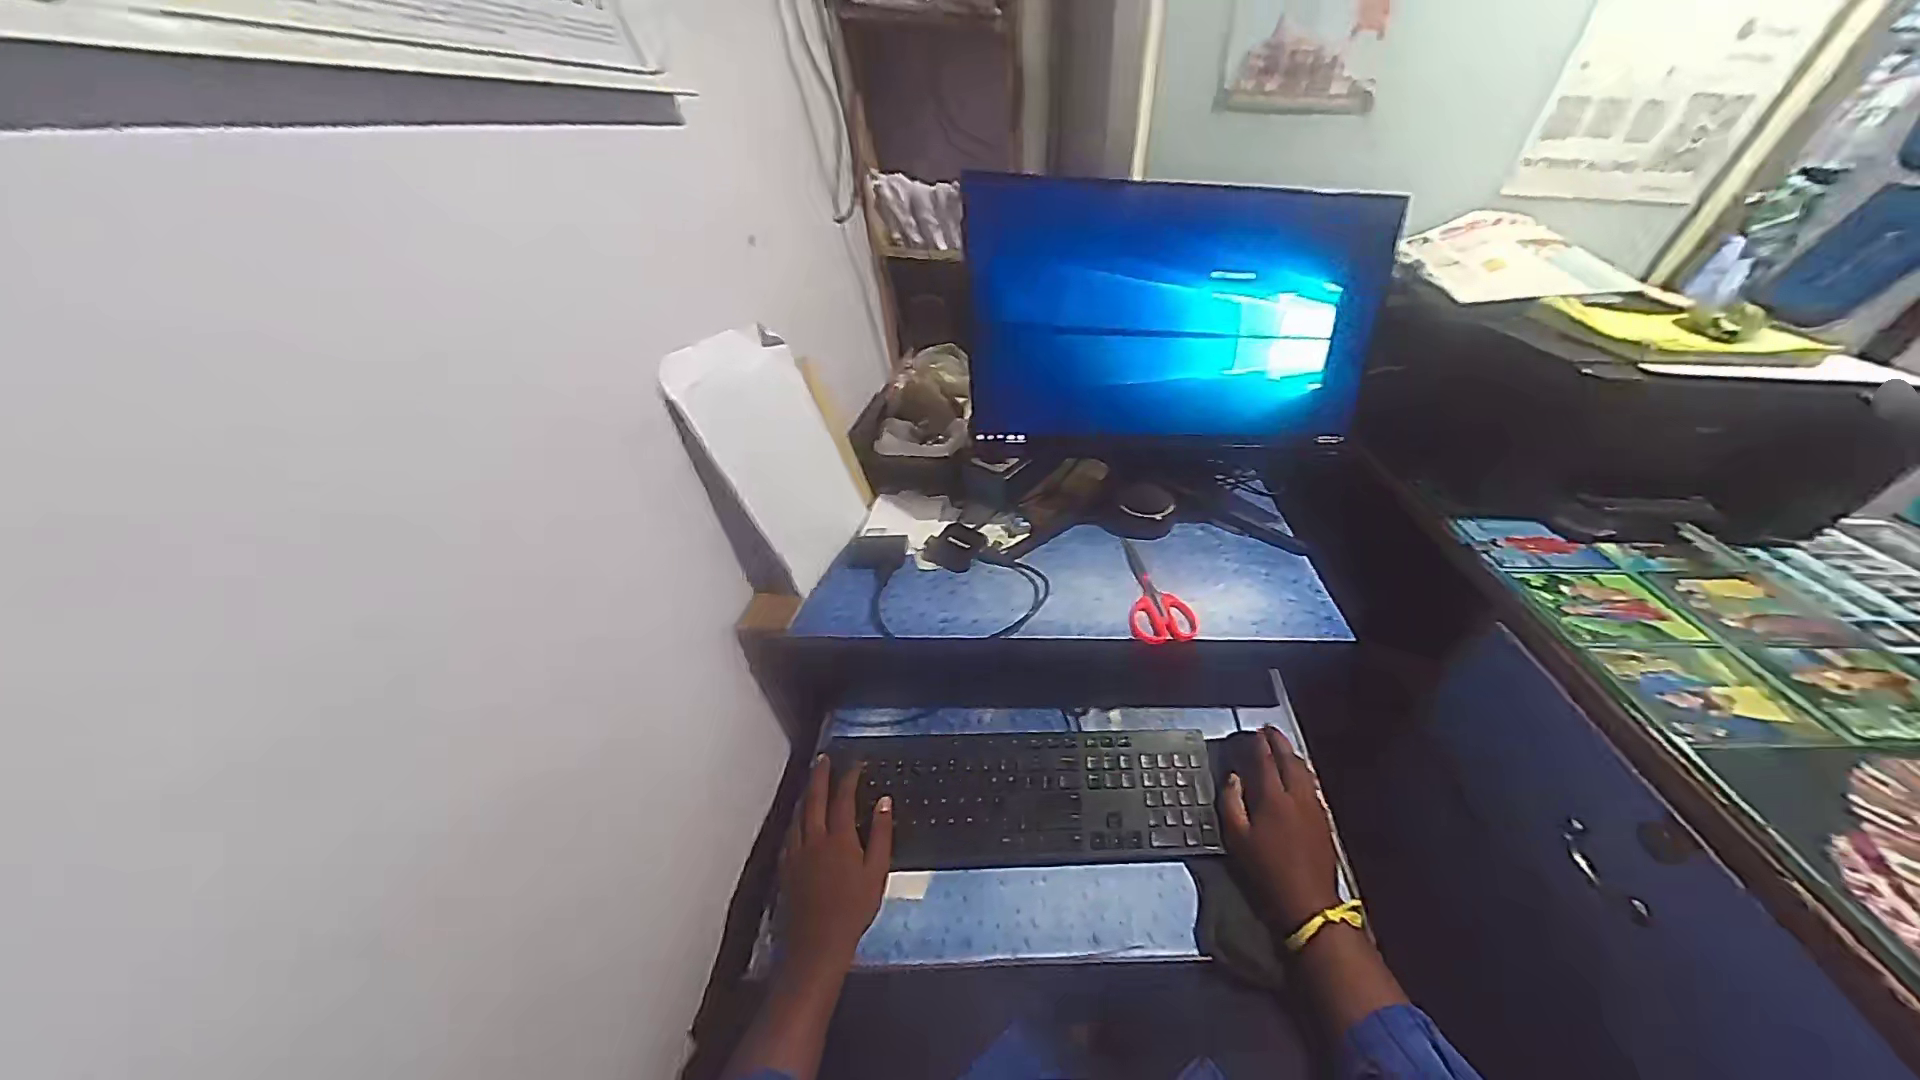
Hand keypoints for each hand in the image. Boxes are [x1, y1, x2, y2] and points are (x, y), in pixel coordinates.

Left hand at [778, 755, 893, 975]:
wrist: (817, 944)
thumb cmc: (853, 910)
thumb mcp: (877, 872)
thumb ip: (881, 834)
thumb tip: (884, 802)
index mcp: (839, 838)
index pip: (843, 798)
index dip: (849, 778)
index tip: (855, 764)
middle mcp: (814, 839)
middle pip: (814, 798)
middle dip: (820, 775)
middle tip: (823, 758)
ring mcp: (797, 853)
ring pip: (799, 814)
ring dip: (806, 793)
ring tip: (811, 781)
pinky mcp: (786, 868)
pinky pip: (790, 833)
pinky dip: (796, 818)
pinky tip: (798, 820)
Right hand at [1220, 726, 1340, 930]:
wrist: (1307, 903)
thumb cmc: (1265, 870)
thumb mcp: (1236, 837)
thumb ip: (1231, 802)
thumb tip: (1233, 778)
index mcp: (1273, 798)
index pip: (1266, 762)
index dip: (1259, 745)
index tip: (1255, 733)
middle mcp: (1297, 797)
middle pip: (1290, 762)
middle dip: (1280, 744)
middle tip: (1270, 731)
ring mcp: (1314, 809)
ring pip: (1305, 774)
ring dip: (1293, 756)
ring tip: (1284, 747)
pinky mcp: (1323, 821)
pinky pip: (1312, 787)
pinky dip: (1303, 774)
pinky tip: (1299, 776)